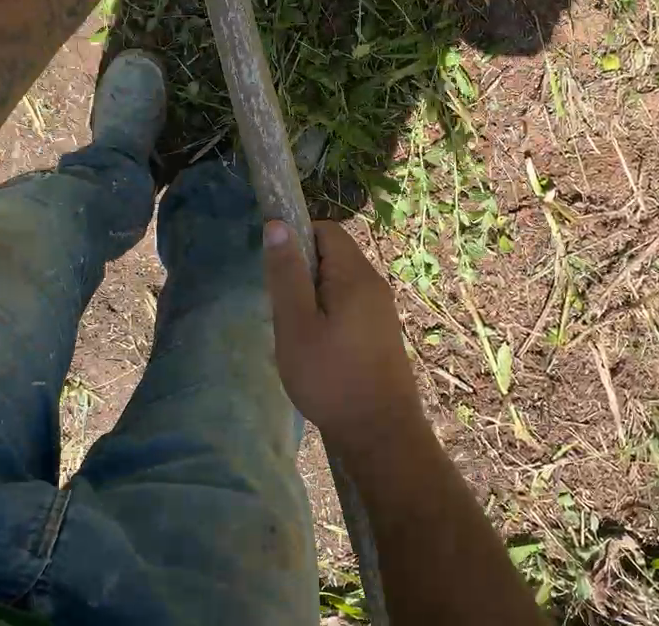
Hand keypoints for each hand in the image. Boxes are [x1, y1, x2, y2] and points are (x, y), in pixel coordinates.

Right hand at [264, 220, 427, 459]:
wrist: (380, 434)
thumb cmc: (331, 377)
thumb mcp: (296, 324)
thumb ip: (286, 273)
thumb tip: (277, 225)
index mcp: (355, 274)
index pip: (326, 230)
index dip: (297, 240)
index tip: (277, 273)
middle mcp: (374, 283)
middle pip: (333, 255)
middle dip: (303, 272)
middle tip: (284, 309)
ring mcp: (381, 309)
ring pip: (339, 282)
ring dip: (313, 297)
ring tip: (297, 332)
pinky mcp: (381, 331)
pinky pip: (349, 304)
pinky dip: (328, 314)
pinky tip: (316, 347)